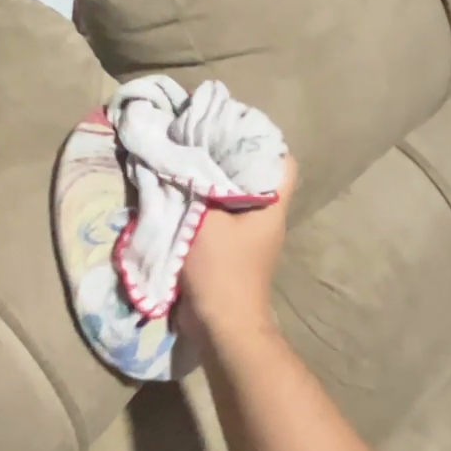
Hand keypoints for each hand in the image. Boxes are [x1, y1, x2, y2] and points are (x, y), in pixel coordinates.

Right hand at [178, 155, 295, 343]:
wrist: (221, 325)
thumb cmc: (220, 270)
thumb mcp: (202, 221)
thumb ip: (189, 187)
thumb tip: (173, 159)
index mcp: (271, 204)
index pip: (278, 158)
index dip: (257, 139)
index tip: (226, 125)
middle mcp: (266, 215)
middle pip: (250, 174)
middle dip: (224, 157)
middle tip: (196, 139)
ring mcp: (248, 235)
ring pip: (230, 195)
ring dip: (208, 182)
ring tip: (183, 161)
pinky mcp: (229, 249)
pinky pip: (216, 216)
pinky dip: (200, 204)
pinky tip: (177, 195)